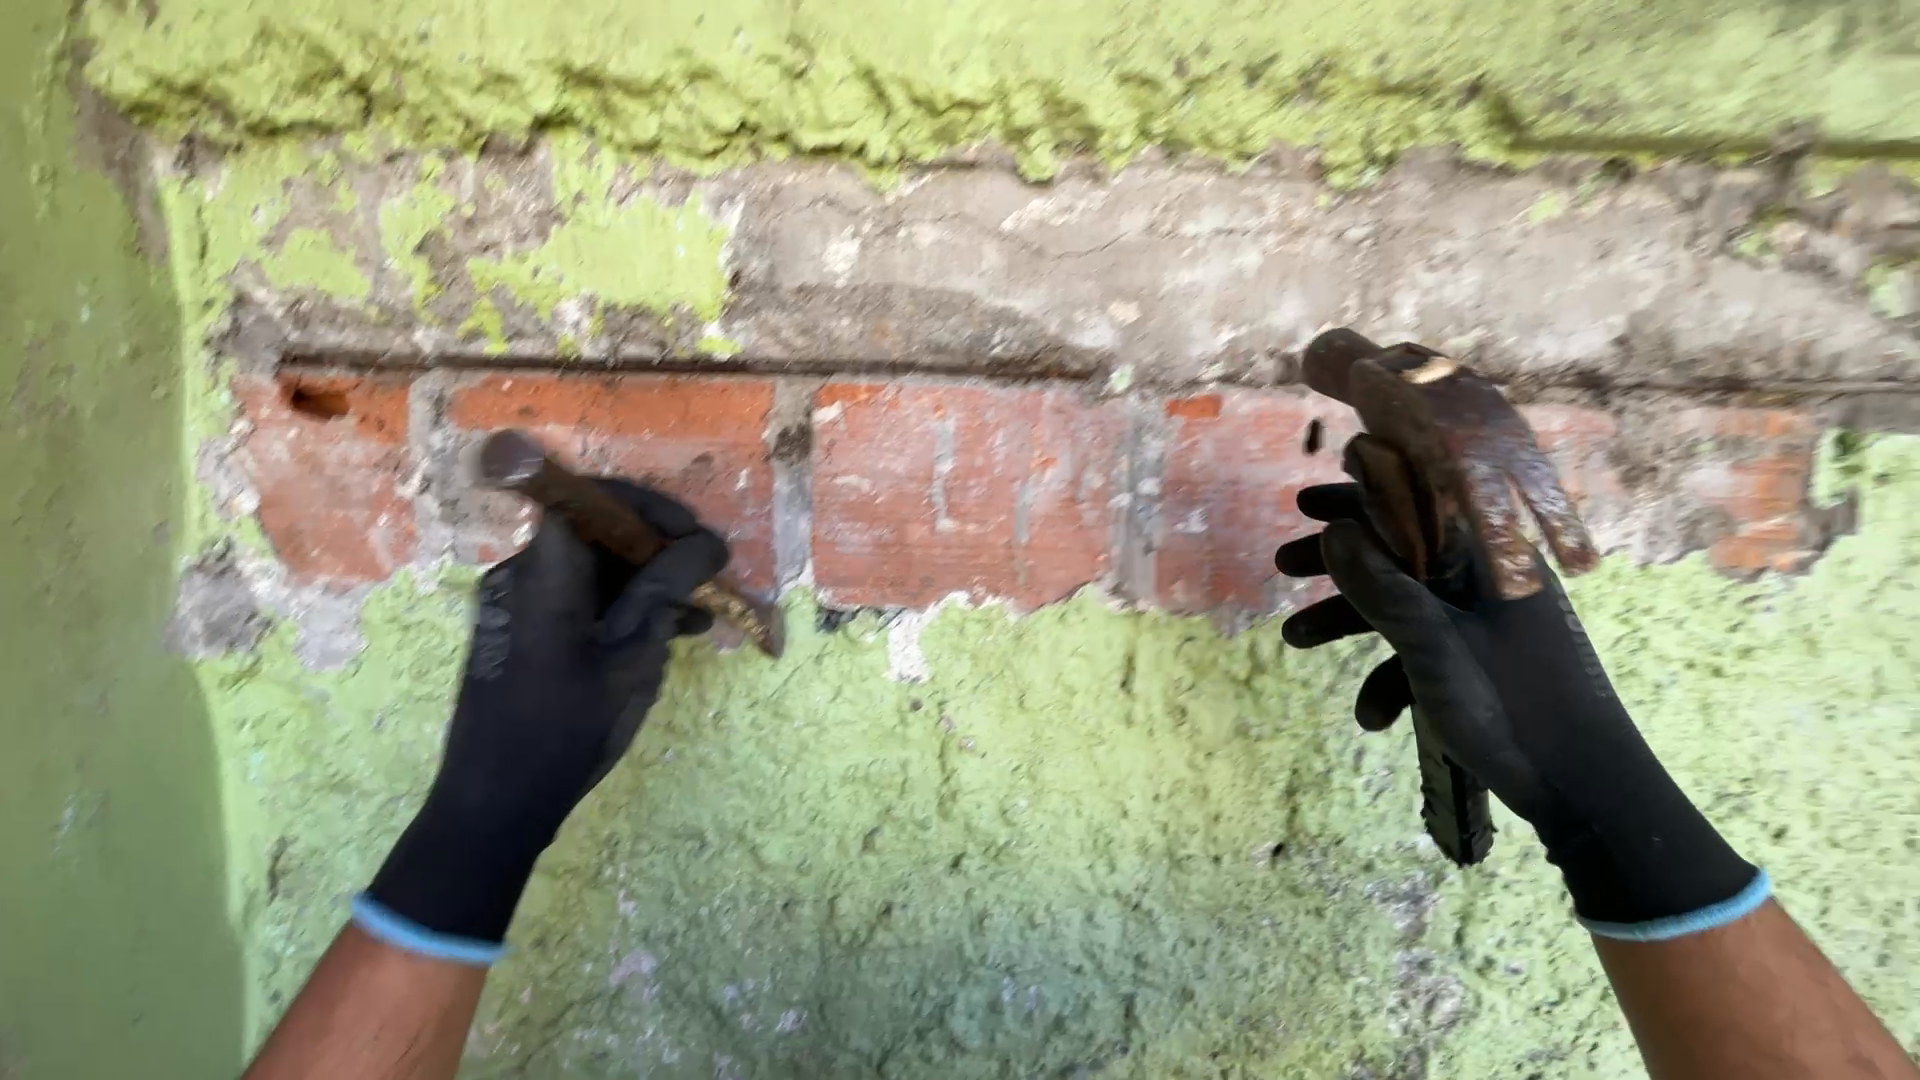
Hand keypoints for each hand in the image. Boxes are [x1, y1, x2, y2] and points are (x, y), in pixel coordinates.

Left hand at [362, 480, 727, 953]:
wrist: (495, 803)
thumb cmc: (567, 726)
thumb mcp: (633, 655)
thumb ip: (667, 590)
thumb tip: (707, 542)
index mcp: (542, 574)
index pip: (587, 498)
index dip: (645, 504)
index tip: (690, 533)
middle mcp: (522, 576)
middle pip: (597, 532)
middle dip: (660, 547)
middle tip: (706, 577)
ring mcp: (521, 604)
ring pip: (596, 568)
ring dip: (650, 581)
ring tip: (700, 614)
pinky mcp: (526, 631)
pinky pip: (584, 598)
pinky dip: (626, 606)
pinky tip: (670, 634)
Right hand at [1276, 481, 1762, 936]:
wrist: (1588, 793)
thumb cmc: (1514, 707)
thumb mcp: (1434, 645)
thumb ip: (1382, 588)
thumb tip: (1334, 531)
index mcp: (1490, 564)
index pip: (1417, 509)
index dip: (1357, 502)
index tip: (1304, 506)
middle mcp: (1485, 584)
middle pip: (1398, 555)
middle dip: (1336, 565)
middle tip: (1283, 566)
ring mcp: (1481, 625)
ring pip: (1399, 604)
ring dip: (1346, 623)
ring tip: (1292, 639)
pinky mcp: (1476, 663)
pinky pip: (1418, 650)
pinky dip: (1388, 676)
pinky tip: (1372, 716)